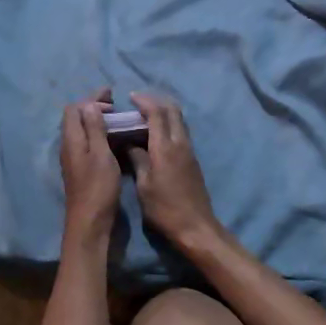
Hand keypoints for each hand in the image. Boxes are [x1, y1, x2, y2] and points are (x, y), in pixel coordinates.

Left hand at [60, 89, 121, 250]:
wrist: (90, 222)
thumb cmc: (97, 188)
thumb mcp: (100, 155)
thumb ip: (95, 129)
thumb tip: (90, 104)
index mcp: (72, 140)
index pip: (74, 109)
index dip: (91, 99)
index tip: (112, 97)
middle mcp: (70, 147)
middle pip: (76, 118)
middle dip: (94, 107)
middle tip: (115, 105)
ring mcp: (75, 159)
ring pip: (83, 131)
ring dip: (97, 121)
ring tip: (118, 119)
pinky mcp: (82, 169)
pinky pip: (89, 143)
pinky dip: (100, 135)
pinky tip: (115, 139)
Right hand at [126, 93, 221, 251]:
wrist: (195, 227)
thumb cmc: (164, 209)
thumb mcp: (144, 185)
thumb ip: (137, 159)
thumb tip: (130, 143)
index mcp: (165, 148)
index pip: (157, 113)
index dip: (144, 101)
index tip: (131, 97)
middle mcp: (180, 143)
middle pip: (173, 111)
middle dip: (156, 101)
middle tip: (139, 103)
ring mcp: (189, 151)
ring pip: (179, 120)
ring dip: (164, 112)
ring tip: (145, 115)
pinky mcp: (192, 160)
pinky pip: (180, 132)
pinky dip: (168, 125)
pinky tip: (155, 134)